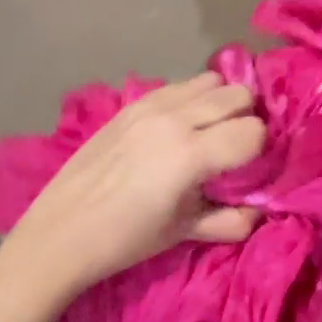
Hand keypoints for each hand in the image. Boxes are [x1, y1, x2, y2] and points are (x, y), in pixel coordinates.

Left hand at [1, 72, 266, 295]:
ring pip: (212, 81)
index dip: (260, 149)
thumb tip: (261, 212)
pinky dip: (193, 98)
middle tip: (236, 147)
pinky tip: (182, 125)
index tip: (251, 167)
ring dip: (221, 102)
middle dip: (247, 118)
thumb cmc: (124, 240)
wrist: (60, 232)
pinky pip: (180, 84)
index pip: (253, 131)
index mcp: (190, 155)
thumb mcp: (182, 233)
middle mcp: (175, 119)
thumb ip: (229, 220)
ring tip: (211, 131)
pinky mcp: (133, 102)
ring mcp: (151, 105)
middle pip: (238, 94)